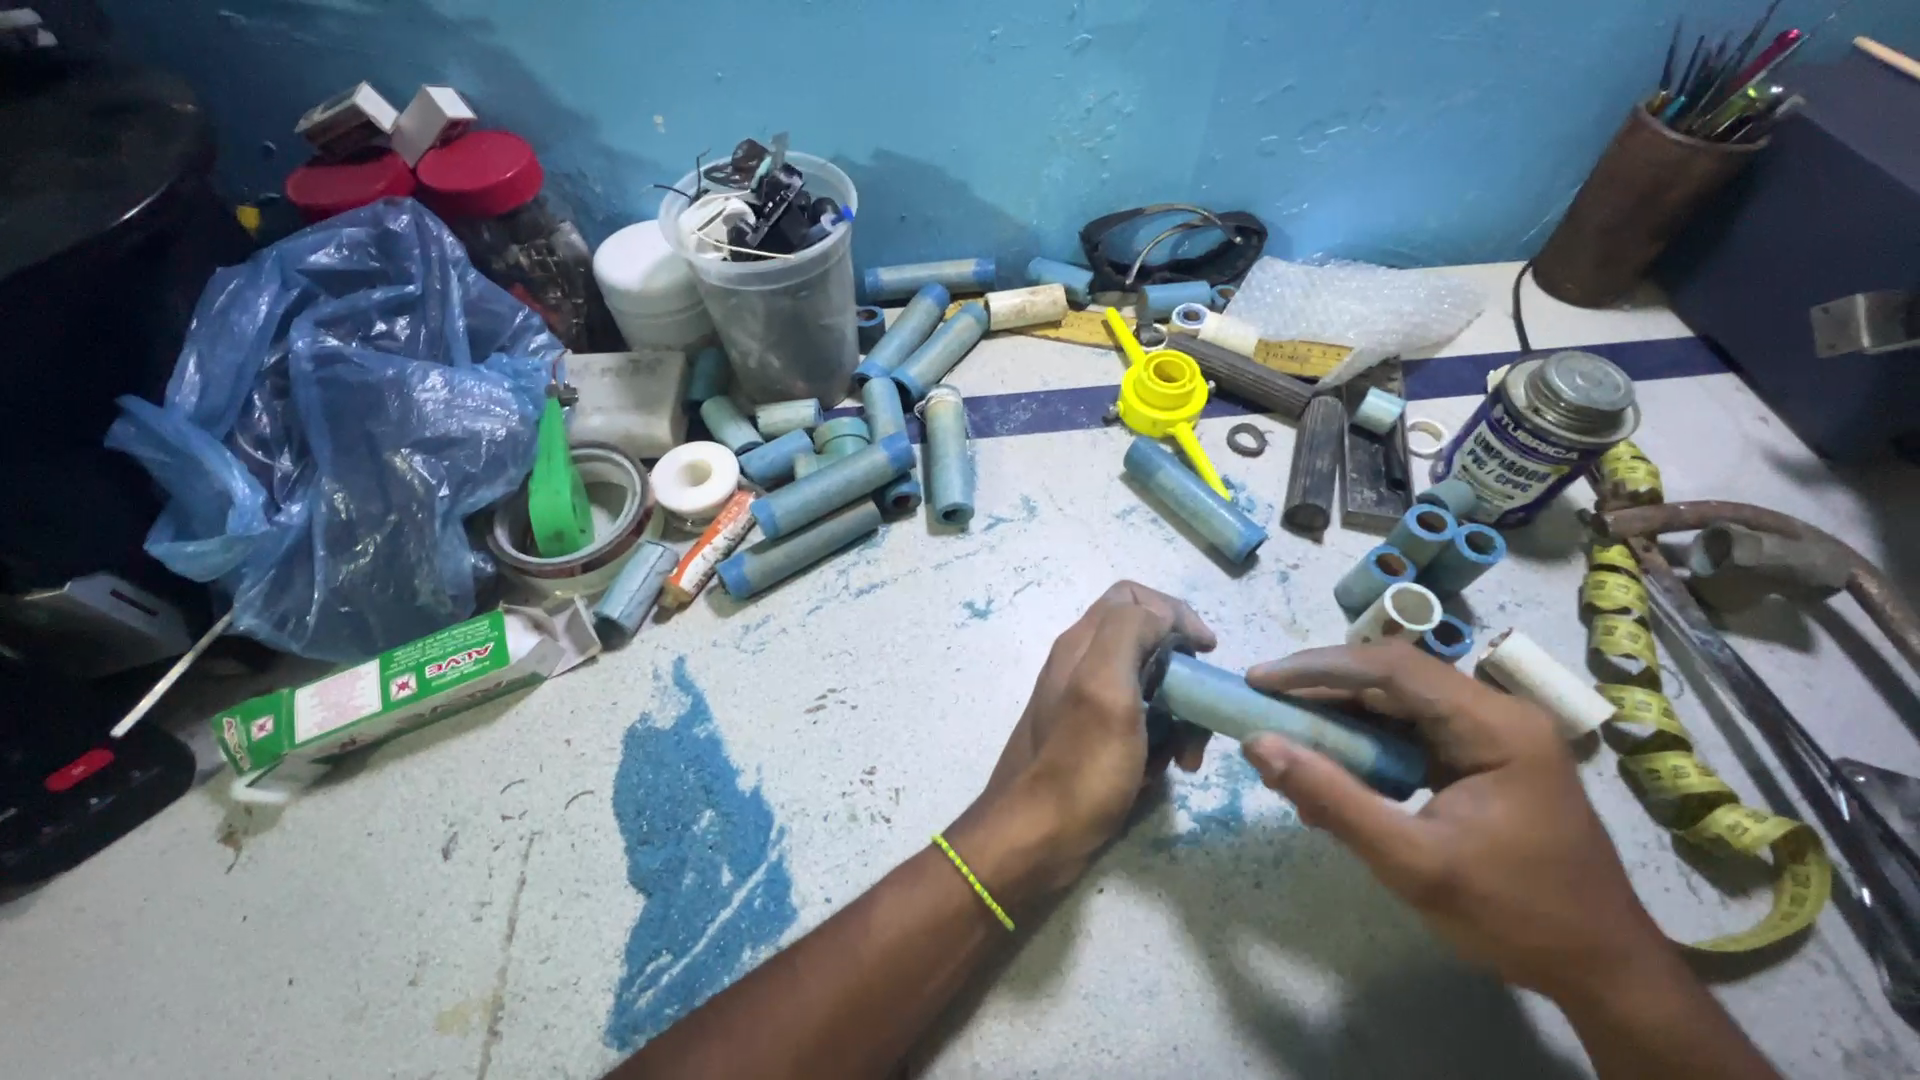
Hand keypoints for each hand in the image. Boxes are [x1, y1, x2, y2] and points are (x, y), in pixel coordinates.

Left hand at [955, 582, 1215, 899]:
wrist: (1035, 838)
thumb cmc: (1078, 764)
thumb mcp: (1105, 687)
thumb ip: (1130, 632)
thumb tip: (1165, 616)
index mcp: (1082, 644)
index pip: (1133, 597)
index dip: (1176, 613)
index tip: (1207, 651)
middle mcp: (1082, 666)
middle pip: (1149, 644)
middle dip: (1185, 676)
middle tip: (1202, 713)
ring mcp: (1087, 706)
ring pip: (1151, 690)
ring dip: (1180, 718)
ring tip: (1187, 759)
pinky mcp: (1096, 743)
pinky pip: (1143, 728)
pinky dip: (1161, 744)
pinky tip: (1164, 773)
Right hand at [1239, 641, 1669, 1000]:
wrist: (1603, 970)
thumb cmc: (1515, 915)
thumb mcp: (1411, 862)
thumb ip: (1332, 798)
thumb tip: (1257, 745)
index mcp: (1495, 725)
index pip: (1391, 667)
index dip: (1317, 668)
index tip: (1259, 681)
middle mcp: (1497, 715)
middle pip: (1392, 681)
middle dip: (1321, 695)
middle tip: (1262, 710)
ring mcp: (1494, 737)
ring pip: (1397, 708)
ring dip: (1340, 726)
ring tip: (1287, 747)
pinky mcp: (1485, 761)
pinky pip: (1412, 738)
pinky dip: (1366, 753)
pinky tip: (1333, 779)